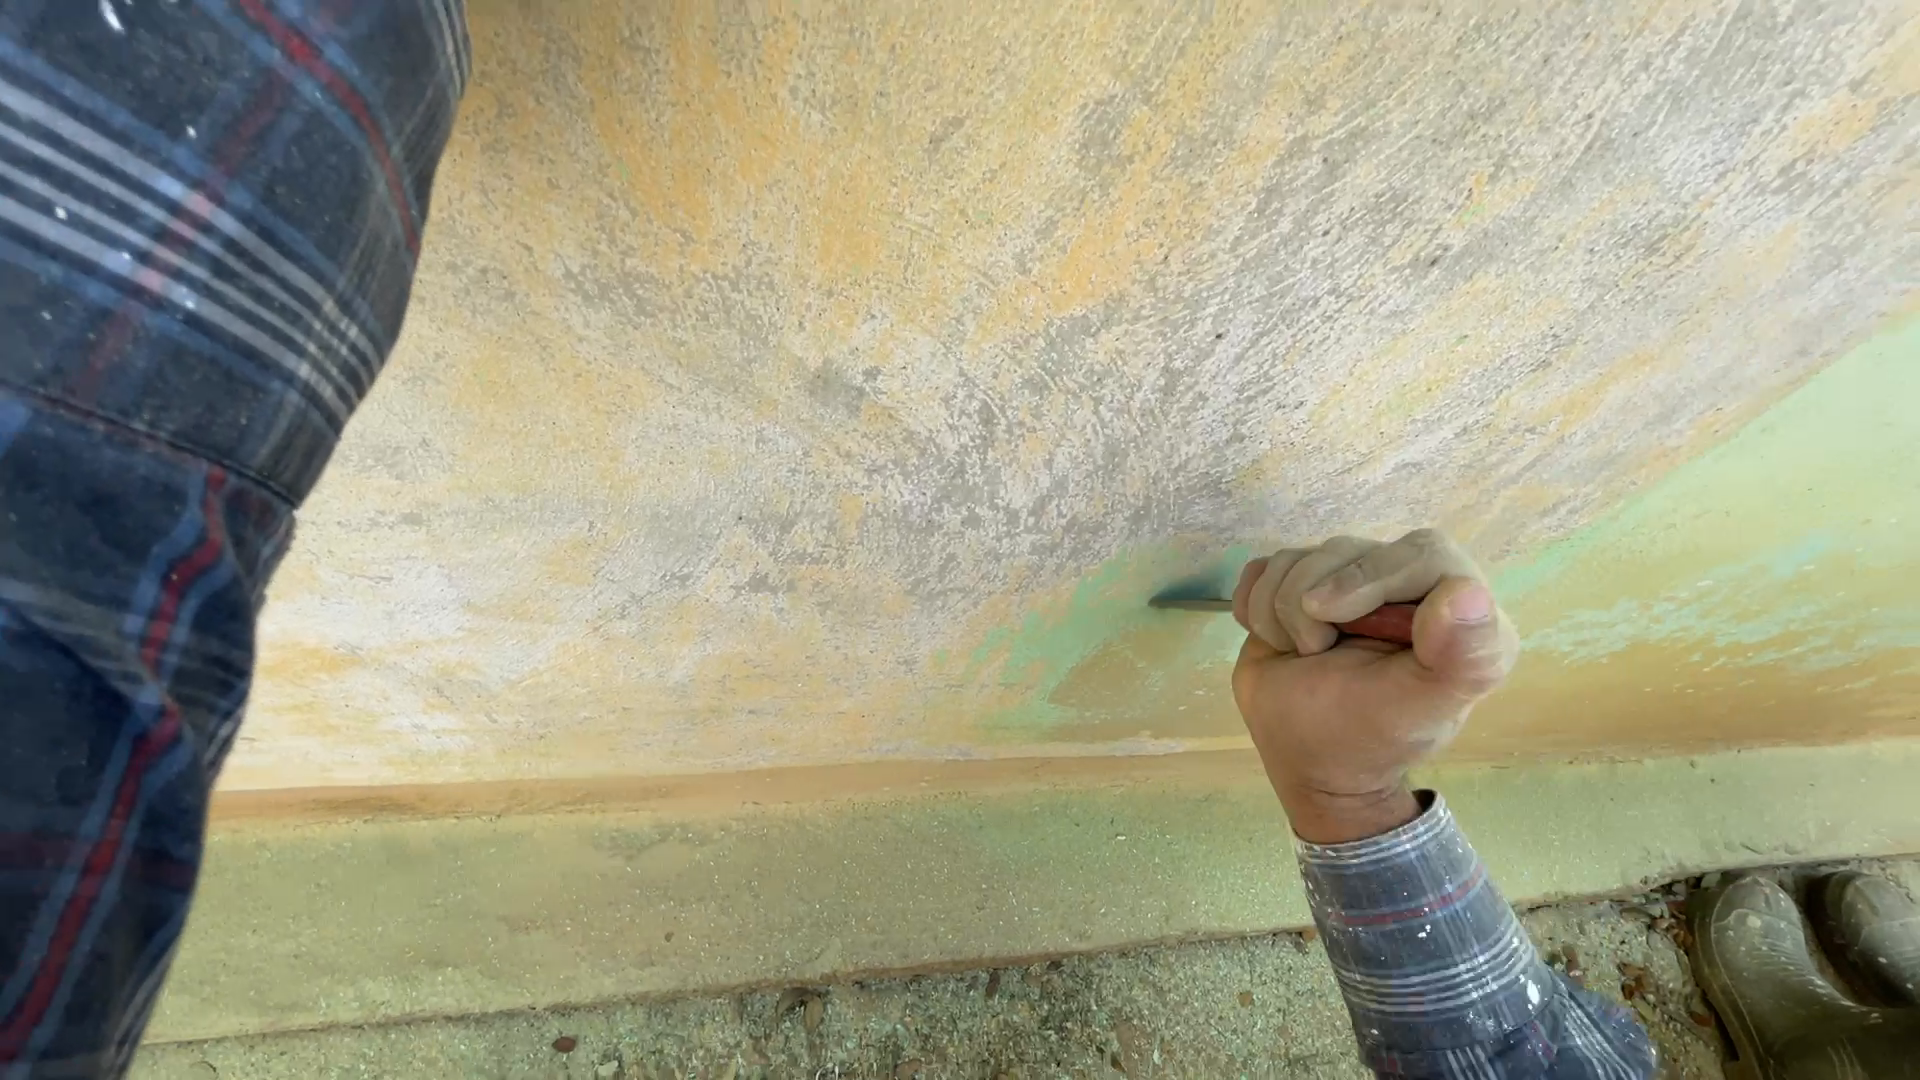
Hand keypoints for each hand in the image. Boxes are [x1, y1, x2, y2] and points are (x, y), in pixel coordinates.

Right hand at [1230, 529, 1518, 842]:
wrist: (1301, 752)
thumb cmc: (1365, 736)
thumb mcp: (1421, 707)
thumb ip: (1463, 657)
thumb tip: (1465, 591)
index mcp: (1452, 607)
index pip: (1419, 552)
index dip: (1368, 574)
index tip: (1328, 615)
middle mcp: (1398, 584)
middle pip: (1343, 550)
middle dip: (1307, 604)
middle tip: (1312, 651)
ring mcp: (1340, 581)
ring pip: (1293, 558)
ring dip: (1276, 612)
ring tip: (1298, 652)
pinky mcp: (1291, 586)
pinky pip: (1262, 568)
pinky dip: (1252, 605)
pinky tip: (1274, 638)